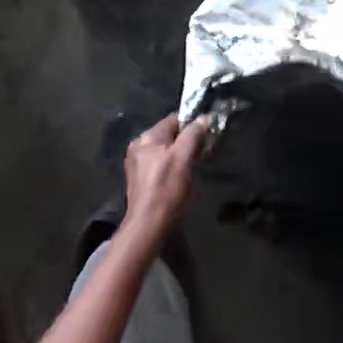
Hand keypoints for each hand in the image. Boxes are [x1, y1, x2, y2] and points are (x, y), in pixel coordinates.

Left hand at [122, 114, 208, 243]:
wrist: (148, 224)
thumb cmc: (168, 189)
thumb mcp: (184, 158)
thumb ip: (193, 135)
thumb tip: (203, 118)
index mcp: (147, 137)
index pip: (174, 120)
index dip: (192, 125)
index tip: (206, 135)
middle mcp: (138, 145)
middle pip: (168, 135)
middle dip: (186, 141)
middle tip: (201, 153)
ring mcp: (136, 162)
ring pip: (164, 150)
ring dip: (179, 154)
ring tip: (191, 167)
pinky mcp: (138, 178)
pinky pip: (158, 163)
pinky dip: (169, 166)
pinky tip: (178, 178)